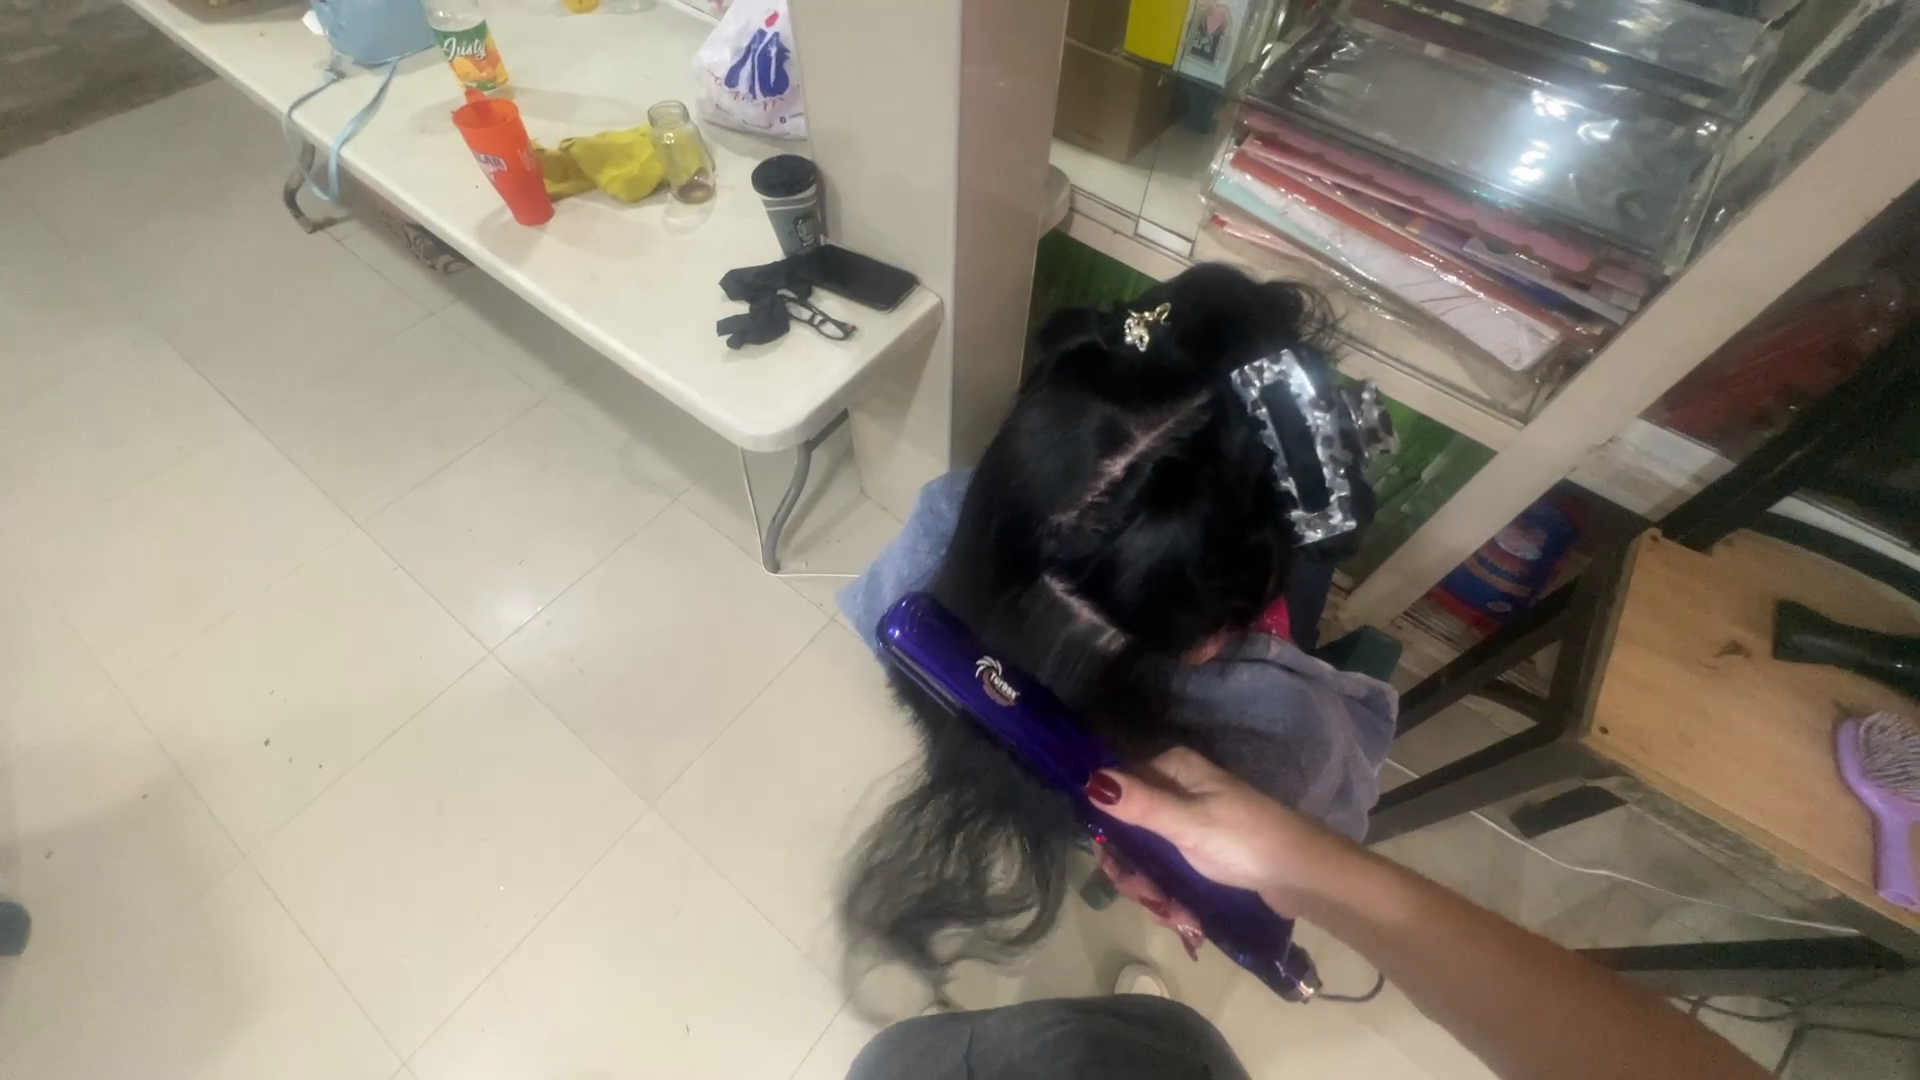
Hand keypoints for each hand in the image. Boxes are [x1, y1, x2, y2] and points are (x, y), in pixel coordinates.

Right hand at [1090, 746, 1361, 916]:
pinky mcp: (1200, 847)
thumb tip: (1089, 780)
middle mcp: (1176, 786)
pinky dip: (1170, 892)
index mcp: (1172, 768)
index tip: (1113, 865)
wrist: (1305, 875)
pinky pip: (1168, 866)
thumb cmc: (1245, 840)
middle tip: (1146, 899)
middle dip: (1133, 868)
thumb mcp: (1188, 823)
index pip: (1117, 789)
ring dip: (1152, 887)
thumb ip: (1139, 805)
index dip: (1108, 828)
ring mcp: (1189, 817)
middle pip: (1129, 825)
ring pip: (1146, 851)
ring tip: (1173, 915)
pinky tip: (1183, 915)